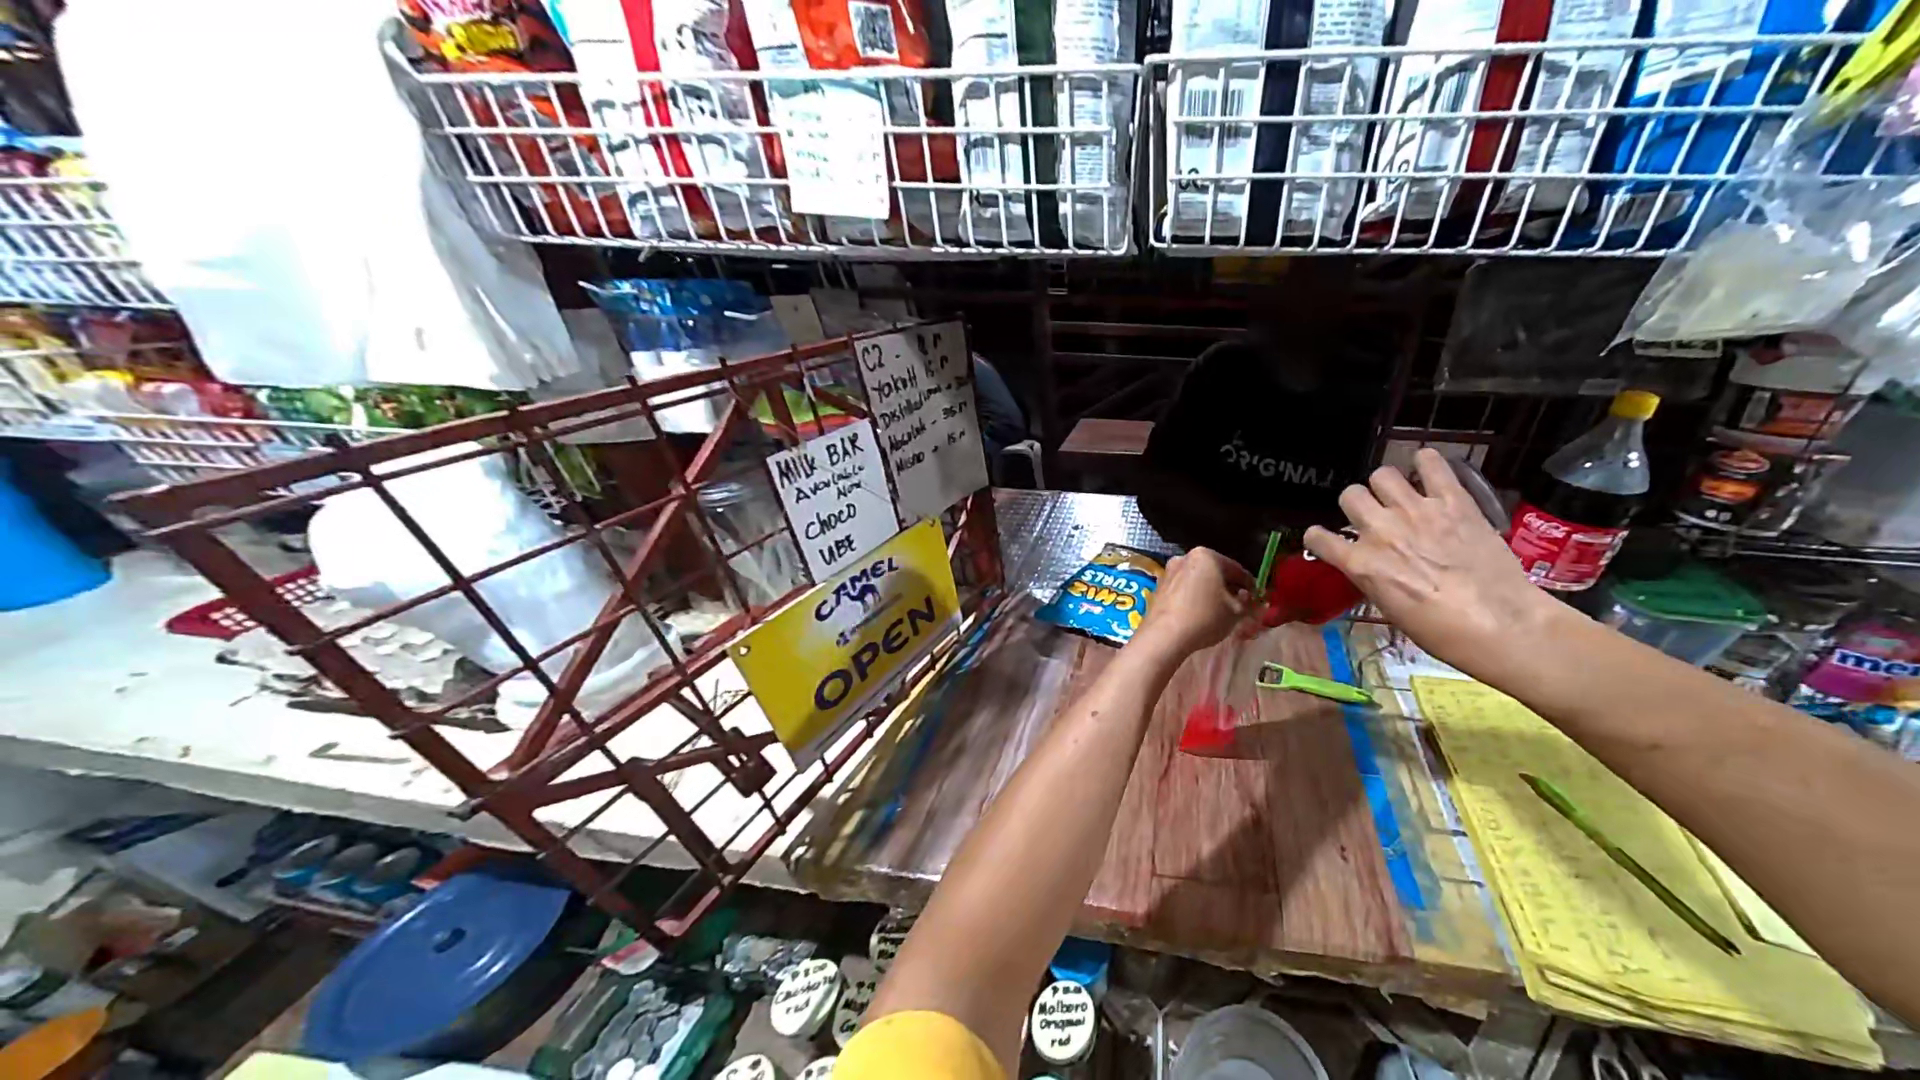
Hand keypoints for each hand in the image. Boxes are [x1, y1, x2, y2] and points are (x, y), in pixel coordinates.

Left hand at [1134, 547, 1252, 656]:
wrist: (1164, 636)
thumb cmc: (1205, 617)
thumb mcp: (1236, 611)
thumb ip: (1249, 602)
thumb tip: (1251, 598)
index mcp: (1206, 555)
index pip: (1237, 569)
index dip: (1250, 585)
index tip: (1258, 598)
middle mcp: (1184, 557)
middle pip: (1216, 573)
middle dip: (1229, 589)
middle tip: (1241, 606)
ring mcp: (1169, 572)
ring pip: (1199, 581)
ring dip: (1212, 593)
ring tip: (1222, 612)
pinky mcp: (1159, 587)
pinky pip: (1185, 589)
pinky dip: (1195, 597)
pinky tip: (1201, 614)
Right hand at [1303, 449, 1560, 677]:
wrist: (1501, 625)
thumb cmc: (1441, 632)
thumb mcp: (1389, 608)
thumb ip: (1372, 576)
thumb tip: (1371, 565)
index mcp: (1359, 564)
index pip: (1318, 537)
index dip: (1320, 537)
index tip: (1326, 539)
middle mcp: (1380, 531)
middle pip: (1350, 495)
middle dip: (1357, 505)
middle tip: (1372, 515)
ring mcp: (1417, 512)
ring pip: (1382, 474)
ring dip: (1387, 486)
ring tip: (1399, 495)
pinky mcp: (1454, 502)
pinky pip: (1432, 465)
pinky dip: (1426, 463)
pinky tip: (1427, 468)